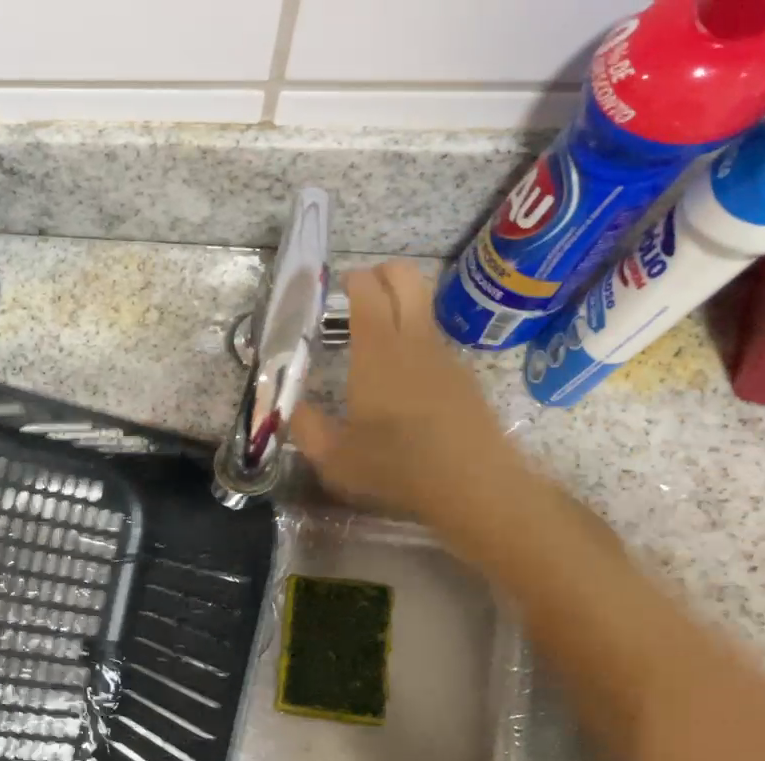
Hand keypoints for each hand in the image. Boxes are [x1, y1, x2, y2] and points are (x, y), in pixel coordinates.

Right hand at [288, 260, 525, 524]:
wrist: (474, 485)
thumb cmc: (395, 468)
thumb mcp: (333, 458)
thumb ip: (306, 427)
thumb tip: (291, 409)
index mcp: (377, 353)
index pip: (369, 293)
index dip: (354, 280)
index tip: (337, 284)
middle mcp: (414, 343)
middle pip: (408, 280)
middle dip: (385, 272)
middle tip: (359, 288)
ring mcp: (444, 358)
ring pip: (423, 310)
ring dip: (399, 307)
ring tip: (370, 338)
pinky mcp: (462, 378)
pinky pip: (432, 344)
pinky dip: (412, 342)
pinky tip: (397, 378)